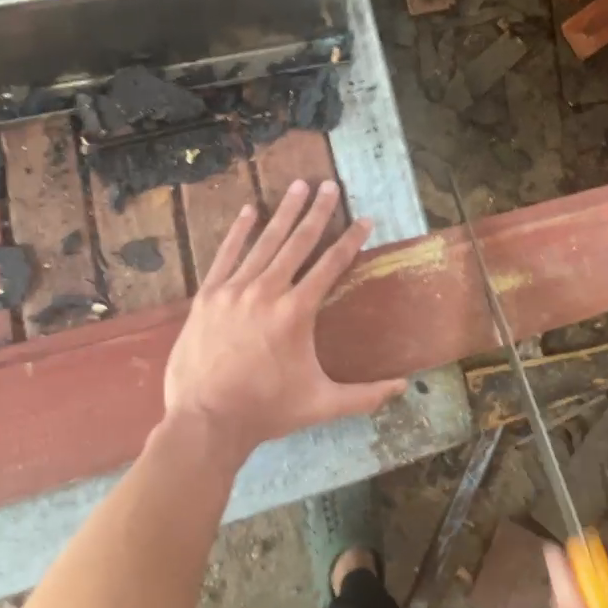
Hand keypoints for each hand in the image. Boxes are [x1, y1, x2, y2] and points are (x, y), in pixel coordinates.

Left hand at [161, 179, 407, 459]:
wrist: (204, 422)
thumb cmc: (267, 411)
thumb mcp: (321, 404)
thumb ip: (365, 395)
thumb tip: (403, 388)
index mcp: (296, 312)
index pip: (331, 265)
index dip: (351, 240)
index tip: (365, 219)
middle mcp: (267, 292)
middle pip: (298, 242)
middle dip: (318, 212)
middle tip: (331, 185)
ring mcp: (234, 291)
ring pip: (265, 242)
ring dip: (284, 212)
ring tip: (299, 186)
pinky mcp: (207, 297)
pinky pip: (226, 255)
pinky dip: (239, 231)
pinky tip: (251, 210)